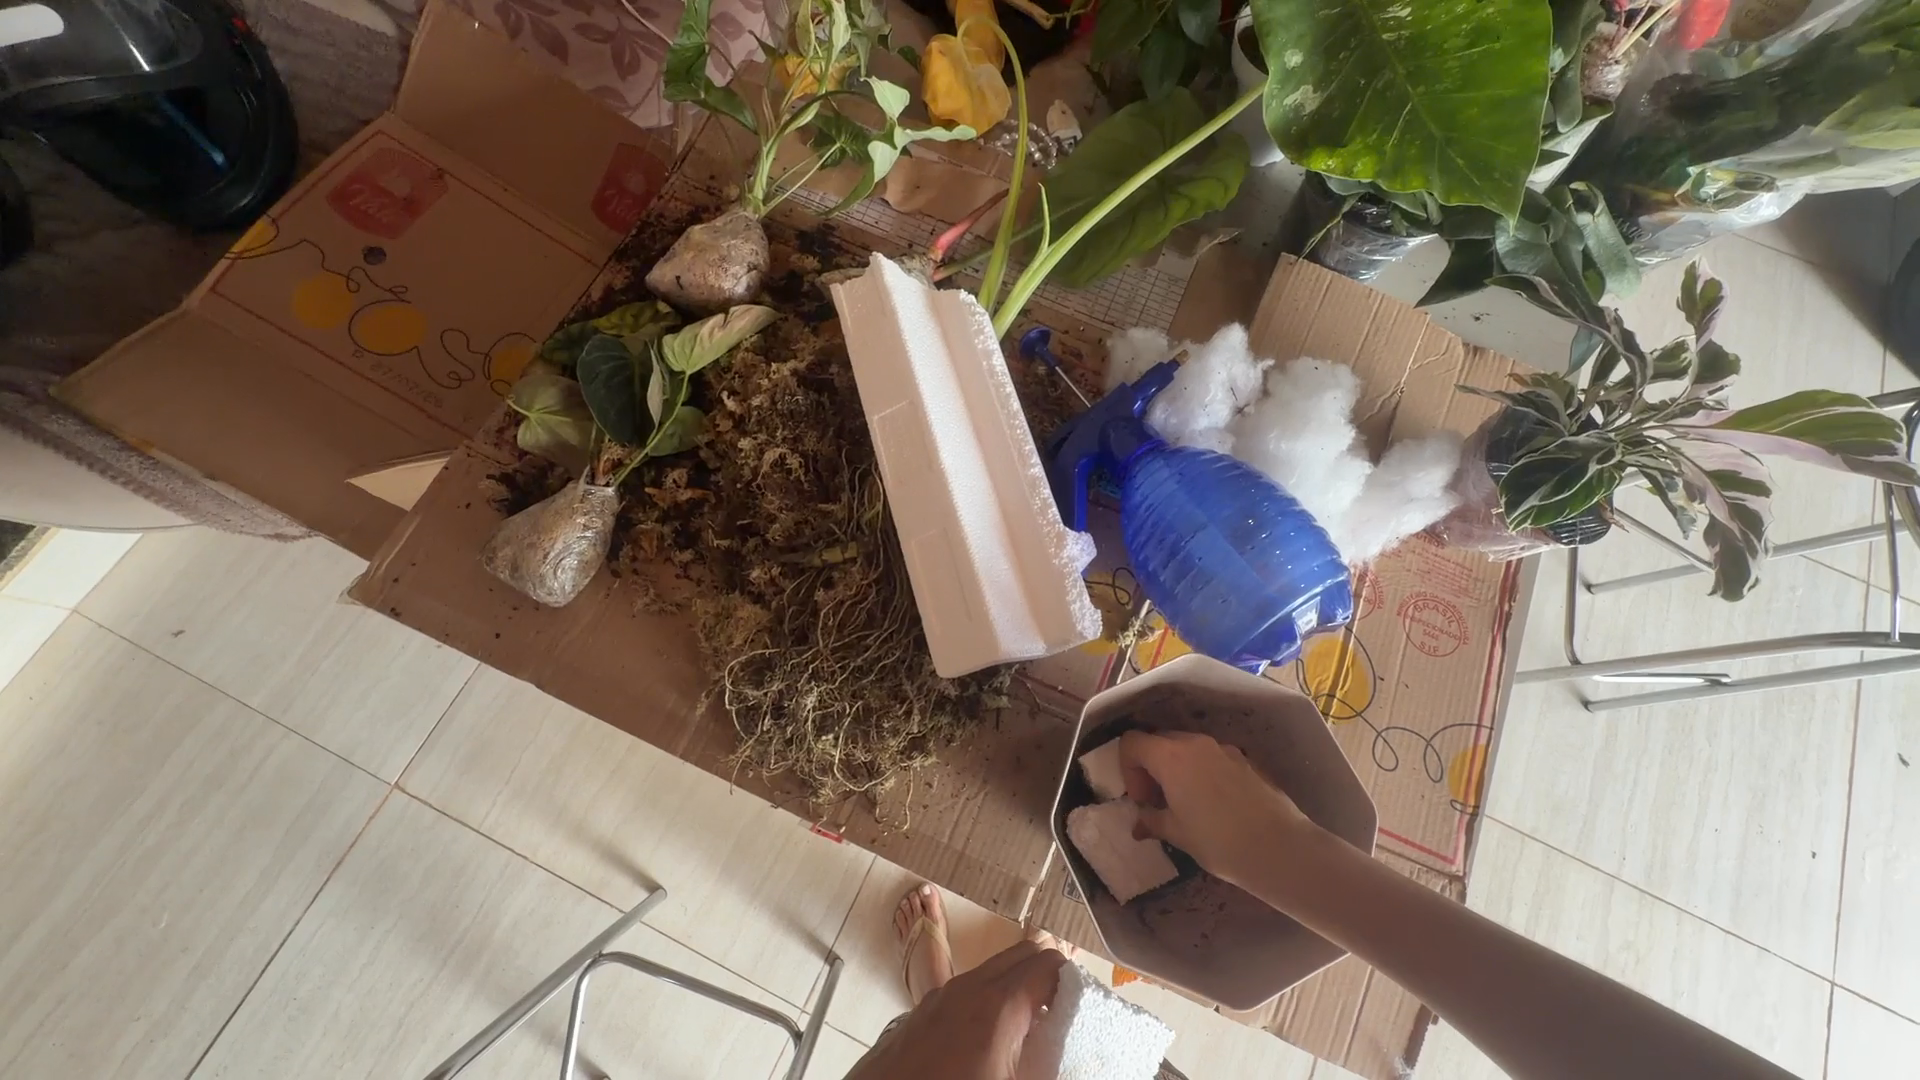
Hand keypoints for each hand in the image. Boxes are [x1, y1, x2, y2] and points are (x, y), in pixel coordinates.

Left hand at [845, 940, 1066, 1079]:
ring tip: (1032, 1032)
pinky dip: (991, 997)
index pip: (1050, 964)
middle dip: (1049, 978)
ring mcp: (943, 994)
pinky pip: (970, 986)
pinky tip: (990, 1041)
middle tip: (1063, 1018)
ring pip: (995, 969)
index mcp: (999, 1006)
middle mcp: (970, 987)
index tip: (1083, 1012)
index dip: (1073, 984)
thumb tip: (1065, 1050)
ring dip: (1019, 986)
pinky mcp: (924, 1009)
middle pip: (1024, 954)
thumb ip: (1044, 1062)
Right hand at [1118, 729, 1315, 884]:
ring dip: (1177, 768)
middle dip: (1151, 766)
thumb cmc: (1219, 842)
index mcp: (1172, 757)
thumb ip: (1152, 821)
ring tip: (1186, 803)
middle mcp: (1196, 744)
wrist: (1281, 850)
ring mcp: (1224, 749)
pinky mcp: (1246, 760)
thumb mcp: (1177, 834)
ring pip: (1187, 748)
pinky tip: (1215, 805)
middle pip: (1159, 740)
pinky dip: (1202, 772)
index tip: (1142, 799)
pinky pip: (1212, 758)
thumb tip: (1140, 822)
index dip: (1128, 768)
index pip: (1132, 742)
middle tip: (1158, 800)